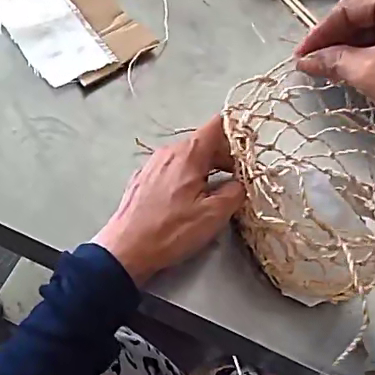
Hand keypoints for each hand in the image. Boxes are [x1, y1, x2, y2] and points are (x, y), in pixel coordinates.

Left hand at [91, 115, 245, 283]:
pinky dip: (186, 178)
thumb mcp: (214, 215)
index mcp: (189, 154)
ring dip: (205, 170)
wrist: (127, 249)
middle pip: (203, 142)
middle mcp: (169, 152)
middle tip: (237, 182)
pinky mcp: (142, 180)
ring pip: (187, 157)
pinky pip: (171, 170)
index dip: (237, 135)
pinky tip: (187, 201)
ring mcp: (152, 165)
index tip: (248, 154)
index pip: (218, 125)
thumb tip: (240, 184)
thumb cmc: (171, 231)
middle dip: (225, 158)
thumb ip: (235, 192)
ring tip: (213, 195)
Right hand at [294, 0, 374, 132]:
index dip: (322, 32)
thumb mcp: (372, 74)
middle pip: (369, 5)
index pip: (352, 4)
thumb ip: (335, 60)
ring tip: (336, 65)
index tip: (303, 56)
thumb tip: (308, 60)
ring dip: (360, 39)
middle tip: (316, 61)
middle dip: (340, 35)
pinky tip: (364, 60)